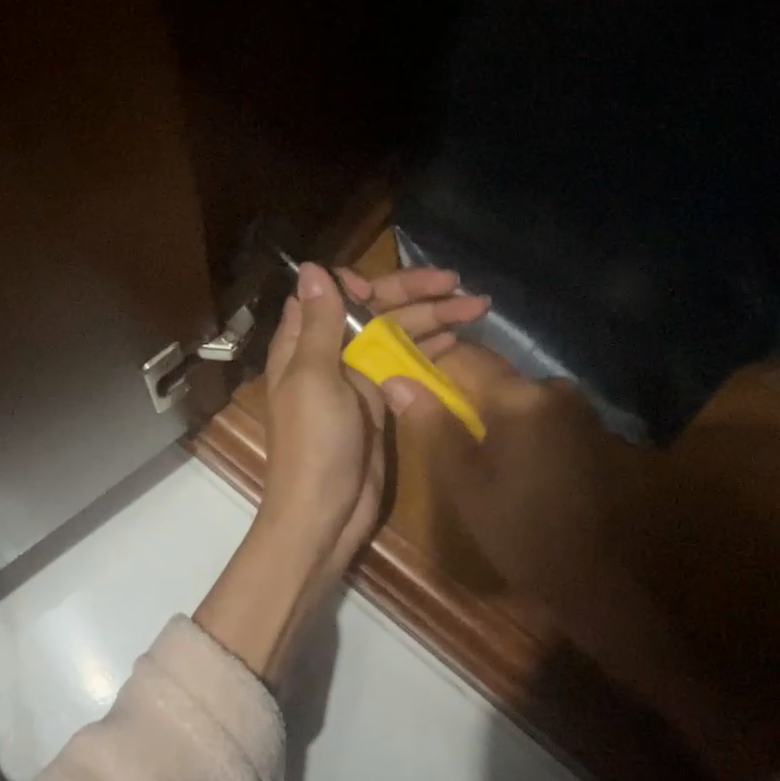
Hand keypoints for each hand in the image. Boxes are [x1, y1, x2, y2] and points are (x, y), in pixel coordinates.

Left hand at [196, 262, 486, 685]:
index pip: (327, 295)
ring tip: (479, 304)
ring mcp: (355, 380)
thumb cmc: (313, 444)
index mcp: (301, 345)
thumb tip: (312, 266)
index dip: (357, 282)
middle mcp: (327, 356)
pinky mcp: (379, 403)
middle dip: (412, 293)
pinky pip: (405, 365)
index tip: (386, 286)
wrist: (325, 514)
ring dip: (432, 318)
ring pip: (394, 336)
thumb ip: (319, 323)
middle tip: (459, 282)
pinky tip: (460, 337)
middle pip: (370, 311)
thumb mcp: (313, 377)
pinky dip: (430, 349)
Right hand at [383, 344, 779, 780]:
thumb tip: (396, 378)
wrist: (592, 577)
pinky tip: (509, 460)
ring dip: (492, 411)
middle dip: (462, 392)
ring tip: (471, 447)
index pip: (464, 358)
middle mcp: (554, 389)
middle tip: (436, 424)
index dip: (430, 364)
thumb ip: (432, 424)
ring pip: (518, 395)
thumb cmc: (518, 532)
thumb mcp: (463, 482)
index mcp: (519, 398)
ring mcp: (579, 409)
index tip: (406, 377)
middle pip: (493, 375)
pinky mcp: (592, 430)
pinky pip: (540, 413)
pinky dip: (518, 426)